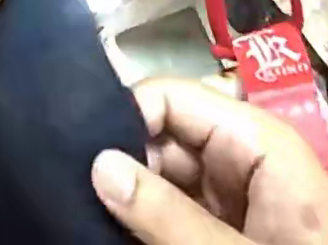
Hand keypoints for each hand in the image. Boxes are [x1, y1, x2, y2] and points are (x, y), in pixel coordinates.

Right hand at [91, 78, 327, 244]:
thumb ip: (169, 215)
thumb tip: (97, 162)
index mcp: (253, 137)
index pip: (169, 97)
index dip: (122, 117)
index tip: (77, 151)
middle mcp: (240, 154)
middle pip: (160, 136)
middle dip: (120, 160)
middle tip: (73, 188)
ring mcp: (234, 195)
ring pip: (162, 176)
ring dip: (129, 195)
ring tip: (84, 208)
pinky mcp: (229, 230)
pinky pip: (176, 210)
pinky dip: (147, 221)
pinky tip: (113, 228)